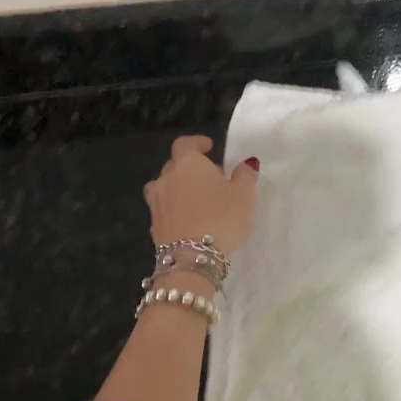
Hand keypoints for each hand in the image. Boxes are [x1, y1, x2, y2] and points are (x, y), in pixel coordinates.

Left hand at [144, 136, 258, 255]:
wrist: (192, 258)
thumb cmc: (221, 218)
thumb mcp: (244, 196)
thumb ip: (245, 176)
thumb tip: (246, 163)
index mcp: (188, 163)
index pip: (185, 144)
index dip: (197, 143)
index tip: (209, 147)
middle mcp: (166, 178)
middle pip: (175, 166)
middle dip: (192, 168)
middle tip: (212, 179)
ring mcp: (156, 202)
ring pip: (166, 188)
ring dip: (180, 189)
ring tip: (198, 201)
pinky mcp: (154, 224)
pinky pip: (165, 209)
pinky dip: (175, 210)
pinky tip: (189, 221)